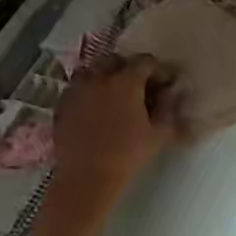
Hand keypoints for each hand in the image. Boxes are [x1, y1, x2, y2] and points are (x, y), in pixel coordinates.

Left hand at [50, 53, 178, 211]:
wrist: (87, 175)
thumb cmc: (129, 153)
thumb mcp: (160, 132)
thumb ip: (169, 106)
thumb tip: (173, 90)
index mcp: (126, 82)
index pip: (145, 62)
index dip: (158, 69)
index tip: (166, 82)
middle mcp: (99, 78)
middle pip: (114, 60)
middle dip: (129, 67)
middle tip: (139, 85)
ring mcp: (77, 90)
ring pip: (91, 71)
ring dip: (105, 76)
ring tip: (114, 93)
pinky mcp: (62, 104)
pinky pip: (77, 88)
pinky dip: (88, 90)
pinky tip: (96, 108)